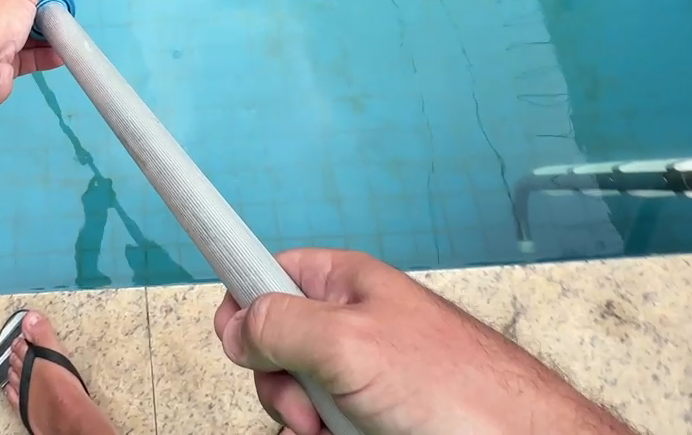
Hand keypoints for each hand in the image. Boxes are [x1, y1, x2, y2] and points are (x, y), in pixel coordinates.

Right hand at [214, 249, 632, 434]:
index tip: (234, 340)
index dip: (242, 301)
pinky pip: (328, 428)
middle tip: (312, 409)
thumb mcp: (348, 343)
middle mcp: (350, 325)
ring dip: (310, 423)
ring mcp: (365, 376)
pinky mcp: (377, 420)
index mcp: (342, 282)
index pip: (265, 272)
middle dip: (282, 386)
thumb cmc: (457, 390)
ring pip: (300, 398)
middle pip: (274, 346)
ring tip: (350, 434)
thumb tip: (235, 325)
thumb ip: (278, 324)